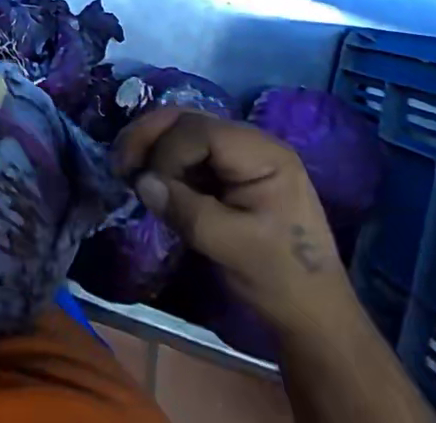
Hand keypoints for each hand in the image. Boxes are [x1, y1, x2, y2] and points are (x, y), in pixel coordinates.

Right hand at [112, 108, 355, 332]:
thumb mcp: (232, 247)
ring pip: (183, 132)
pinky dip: (164, 163)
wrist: (314, 315)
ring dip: (153, 148)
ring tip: (130, 172)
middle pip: (187, 120)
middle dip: (150, 137)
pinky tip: (151, 182)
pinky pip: (188, 153)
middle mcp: (251, 143)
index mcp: (262, 154)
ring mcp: (241, 156)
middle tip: (120, 164)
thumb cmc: (280, 278)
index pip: (198, 130)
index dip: (165, 152)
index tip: (148, 187)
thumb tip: (141, 182)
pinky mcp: (230, 172)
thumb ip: (186, 211)